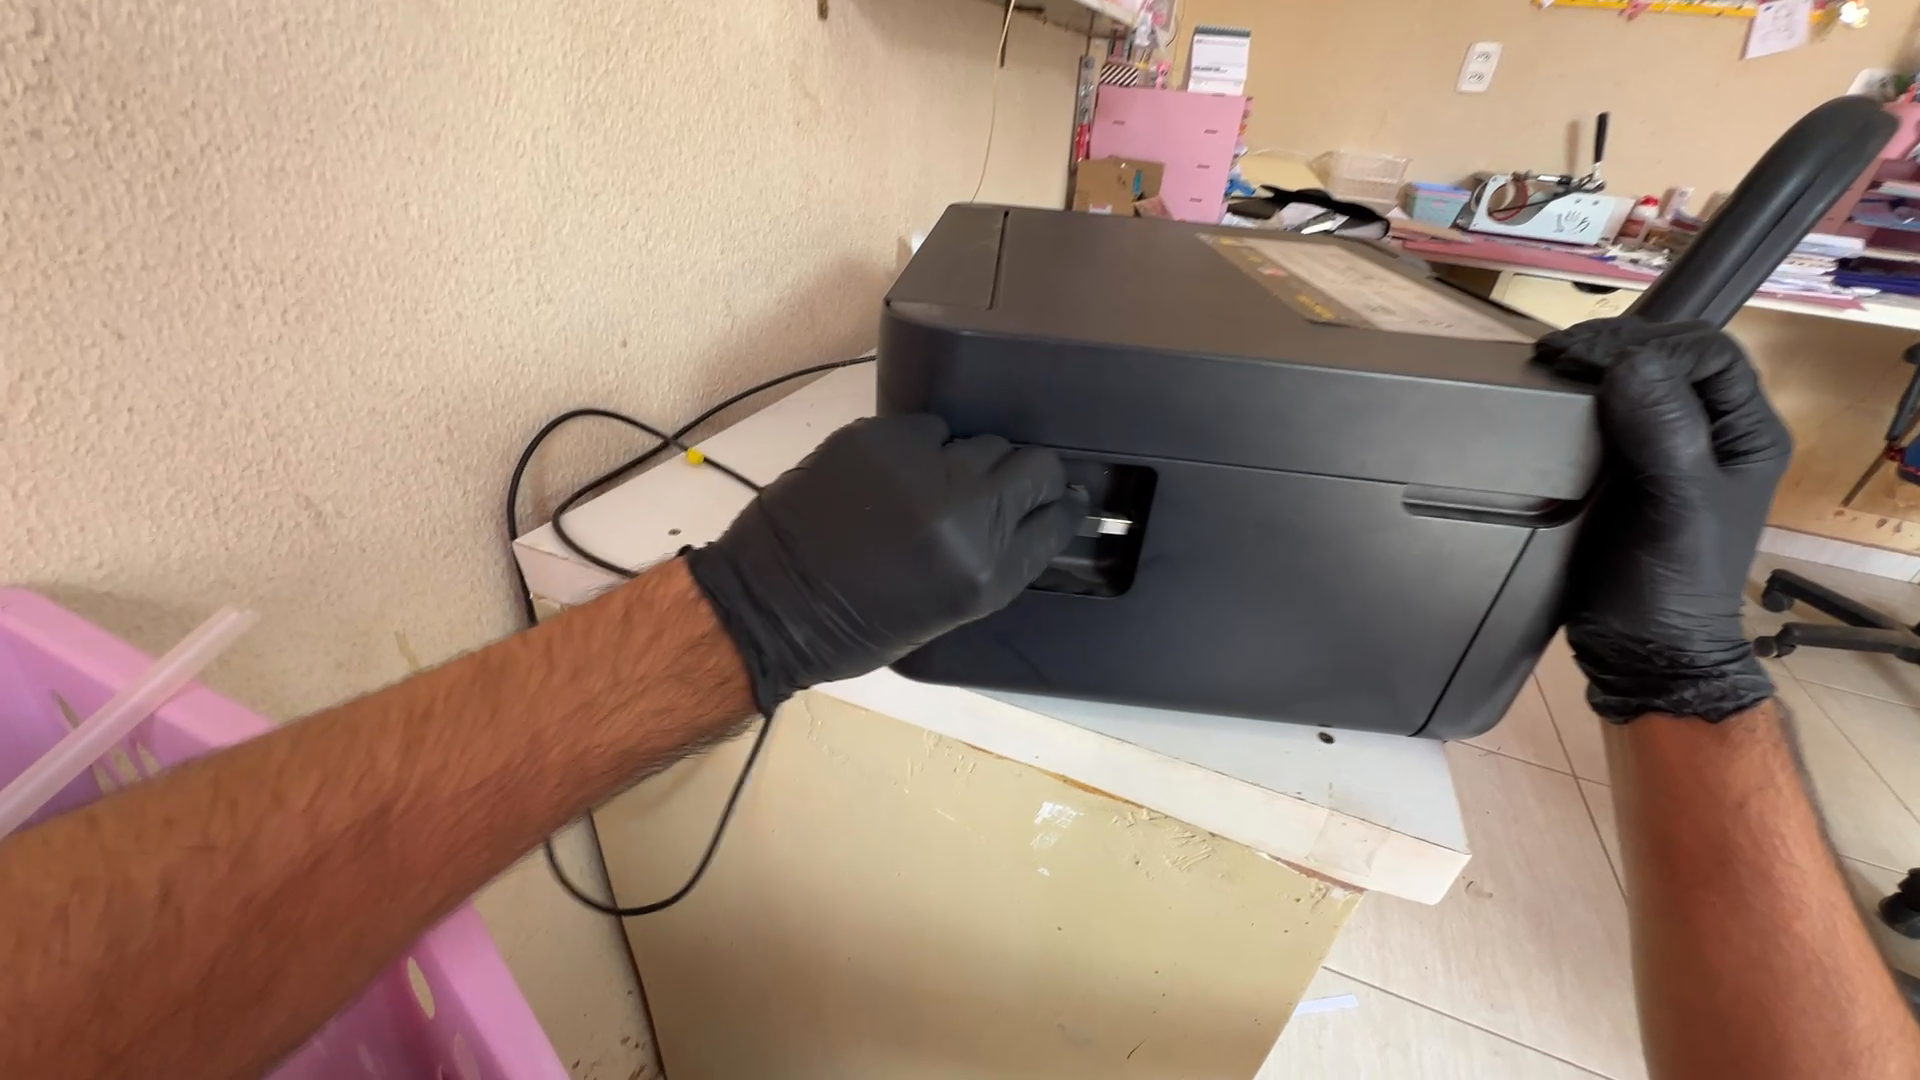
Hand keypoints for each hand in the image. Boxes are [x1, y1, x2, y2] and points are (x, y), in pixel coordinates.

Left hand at [684, 414, 1082, 714]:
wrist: (772, 603)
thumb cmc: (861, 624)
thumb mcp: (951, 609)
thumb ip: (1001, 558)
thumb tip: (1039, 511)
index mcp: (984, 574)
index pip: (1057, 521)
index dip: (1063, 507)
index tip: (1062, 500)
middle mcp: (963, 515)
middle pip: (1035, 466)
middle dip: (1029, 476)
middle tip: (1004, 487)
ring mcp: (921, 470)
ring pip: (984, 440)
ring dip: (972, 461)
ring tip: (939, 485)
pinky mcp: (880, 438)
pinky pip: (930, 427)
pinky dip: (923, 447)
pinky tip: (898, 474)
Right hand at [1536, 317, 1790, 721]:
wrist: (1637, 645)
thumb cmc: (1669, 583)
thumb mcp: (1676, 507)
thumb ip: (1663, 435)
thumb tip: (1629, 364)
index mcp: (1743, 435)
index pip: (1708, 357)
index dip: (1646, 344)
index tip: (1576, 354)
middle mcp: (1706, 436)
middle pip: (1672, 362)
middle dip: (1617, 346)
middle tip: (1554, 353)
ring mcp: (1660, 456)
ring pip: (1637, 387)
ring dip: (1593, 370)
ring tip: (1545, 369)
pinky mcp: (1617, 476)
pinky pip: (1602, 423)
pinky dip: (1574, 405)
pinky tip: (1545, 407)